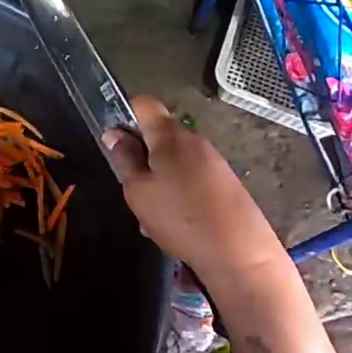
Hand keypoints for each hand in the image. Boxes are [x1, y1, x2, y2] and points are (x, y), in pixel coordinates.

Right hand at [104, 96, 285, 290]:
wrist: (237, 249)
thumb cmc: (179, 217)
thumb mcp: (139, 191)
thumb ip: (125, 159)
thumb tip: (114, 132)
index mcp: (170, 134)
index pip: (144, 103)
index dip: (126, 115)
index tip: (117, 143)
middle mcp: (194, 139)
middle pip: (161, 133)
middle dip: (144, 156)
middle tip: (135, 189)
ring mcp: (213, 158)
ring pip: (176, 160)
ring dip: (161, 179)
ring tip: (154, 215)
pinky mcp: (225, 179)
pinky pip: (193, 177)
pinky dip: (180, 192)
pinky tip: (178, 223)